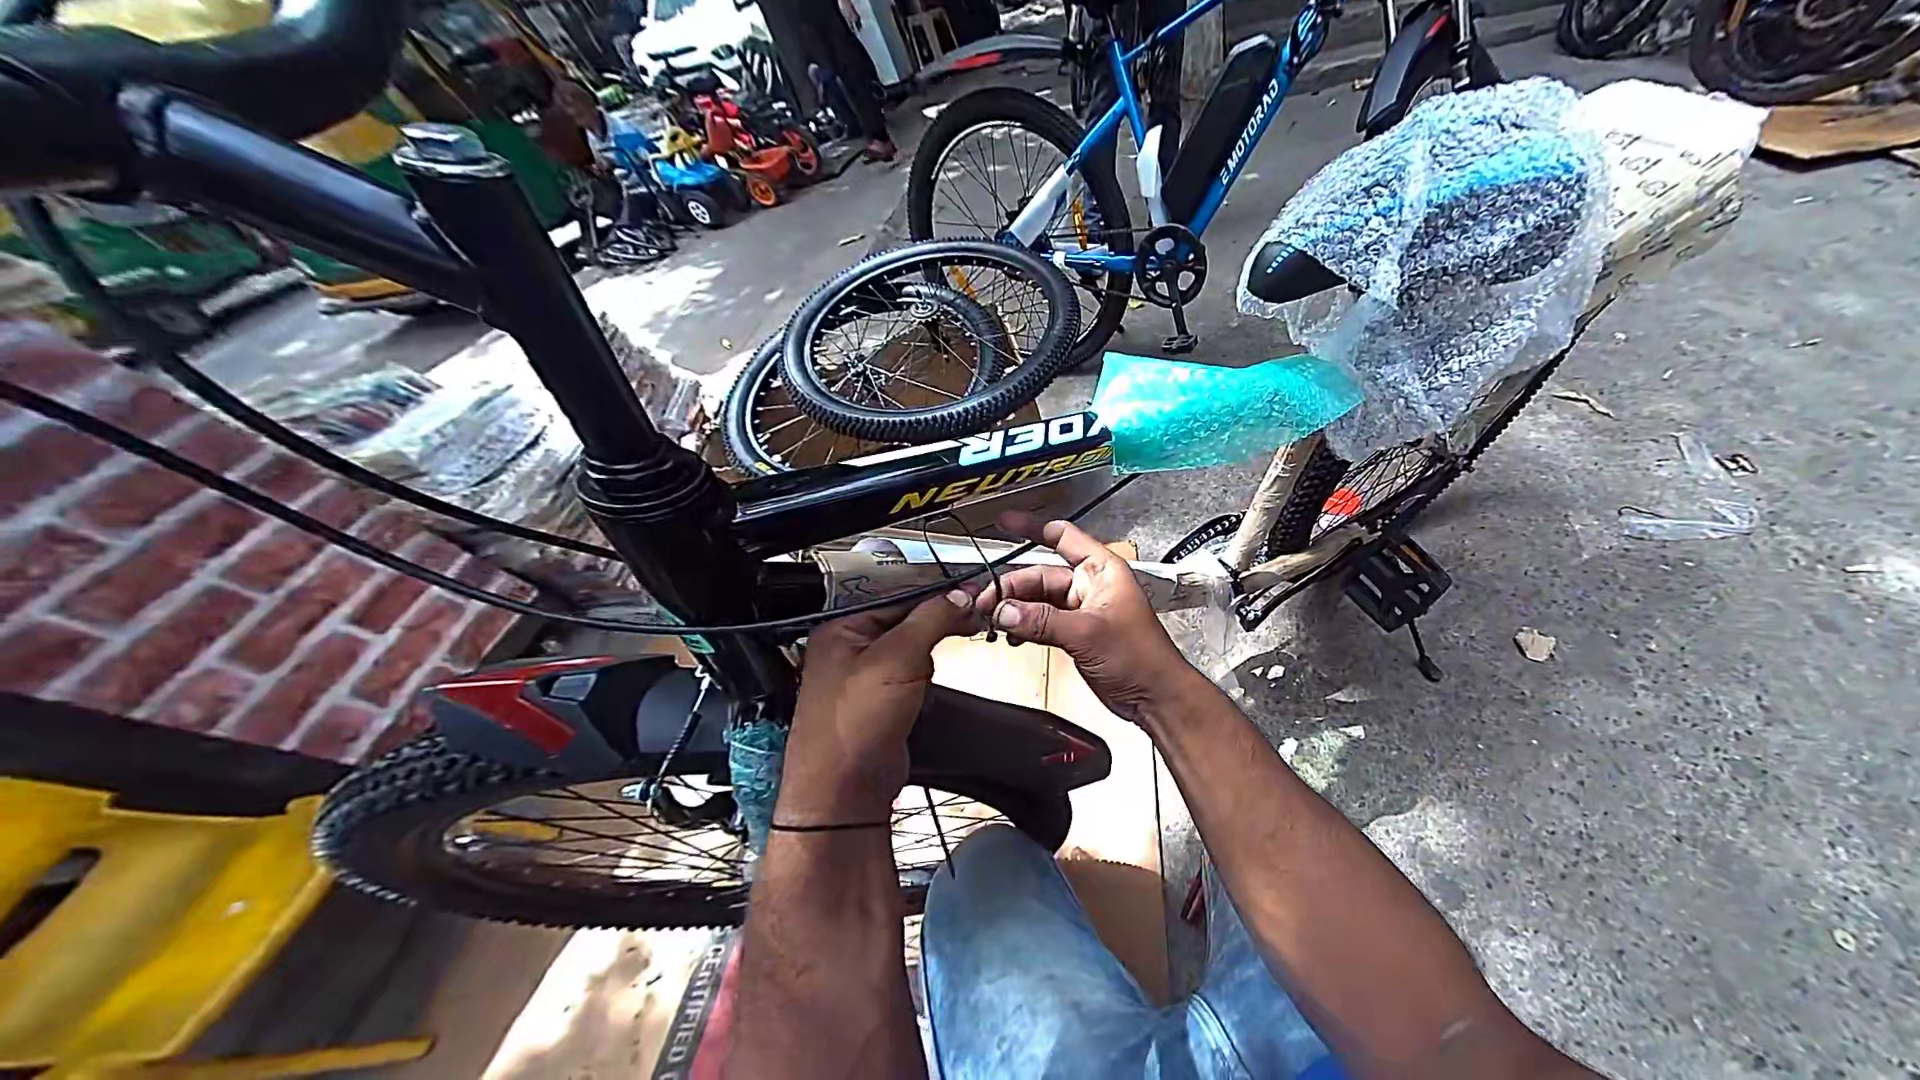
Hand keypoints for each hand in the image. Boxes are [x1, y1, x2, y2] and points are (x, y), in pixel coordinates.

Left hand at [780, 591, 977, 821]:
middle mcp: (848, 649)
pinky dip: (927, 670)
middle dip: (938, 618)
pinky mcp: (879, 702)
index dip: (936, 593)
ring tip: (962, 636)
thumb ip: (930, 620)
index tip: (970, 593)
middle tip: (973, 616)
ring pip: (909, 647)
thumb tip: (957, 597)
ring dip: (934, 644)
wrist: (845, 790)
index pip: (897, 596)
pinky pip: (909, 674)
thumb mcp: (897, 658)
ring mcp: (863, 677)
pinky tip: (939, 670)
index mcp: (841, 628)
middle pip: (903, 619)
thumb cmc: (853, 725)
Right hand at [975, 512, 1210, 725]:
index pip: (1062, 536)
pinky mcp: (1073, 632)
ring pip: (1037, 600)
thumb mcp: (1087, 632)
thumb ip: (1042, 621)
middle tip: (988, 602)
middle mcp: (1089, 585)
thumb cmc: (1142, 657)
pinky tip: (1010, 634)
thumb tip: (1006, 611)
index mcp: (1101, 570)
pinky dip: (1023, 626)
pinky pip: (1039, 621)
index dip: (1031, 527)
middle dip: (1012, 586)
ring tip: (995, 619)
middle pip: (1040, 574)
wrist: (1154, 697)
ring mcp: (1080, 610)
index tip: (1004, 523)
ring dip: (1014, 609)